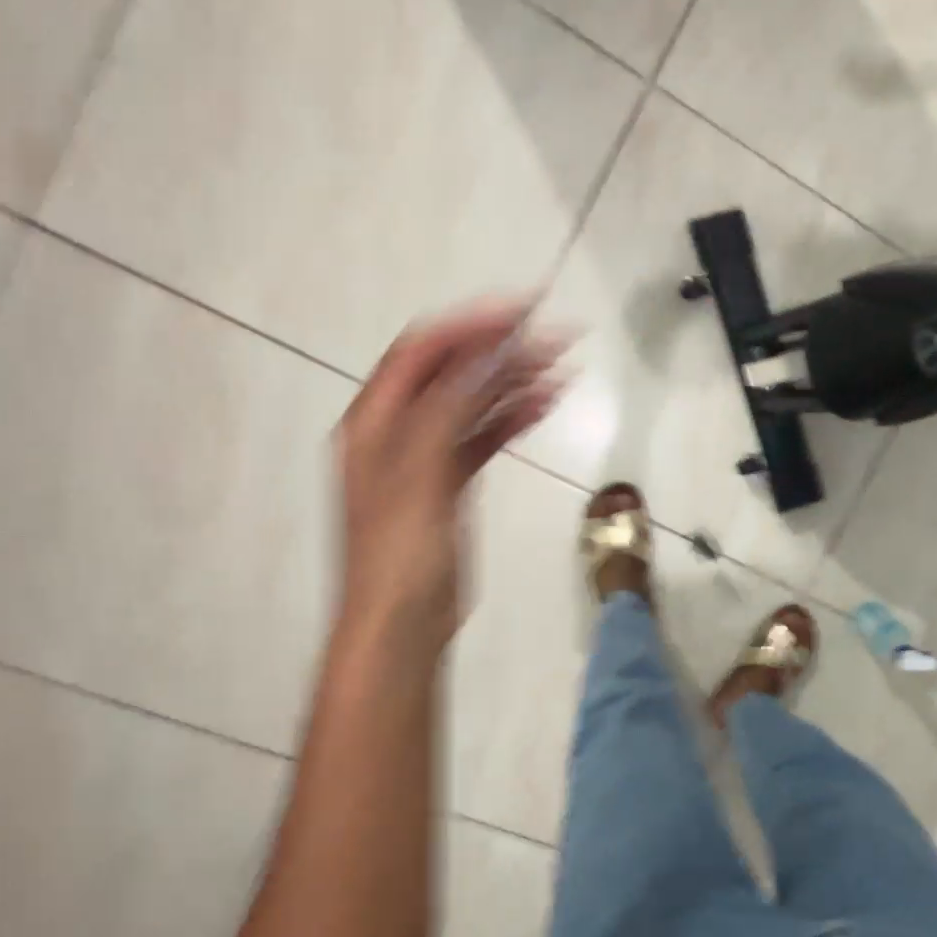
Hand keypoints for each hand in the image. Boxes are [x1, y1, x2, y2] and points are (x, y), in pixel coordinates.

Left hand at [336, 297, 568, 645]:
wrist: (399, 626)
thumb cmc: (402, 554)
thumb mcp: (420, 475)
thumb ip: (450, 409)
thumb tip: (489, 353)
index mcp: (376, 421)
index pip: (424, 352)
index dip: (472, 325)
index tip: (526, 311)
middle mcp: (397, 430)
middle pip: (453, 373)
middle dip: (502, 351)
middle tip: (558, 340)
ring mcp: (424, 457)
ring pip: (472, 403)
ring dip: (513, 382)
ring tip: (561, 370)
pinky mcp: (449, 484)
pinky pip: (482, 436)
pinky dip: (511, 418)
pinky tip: (544, 407)